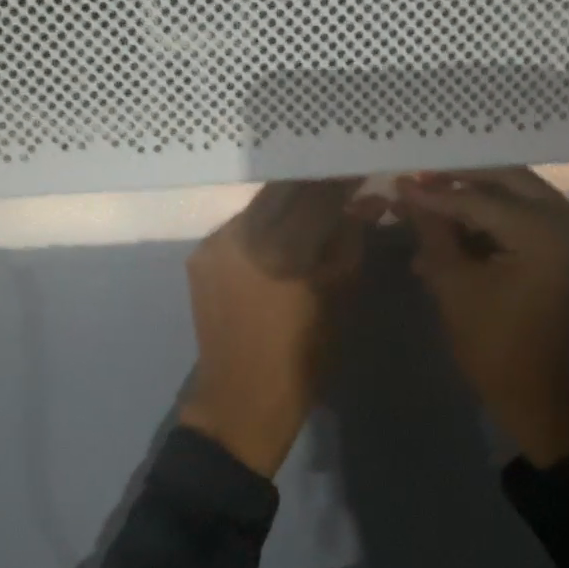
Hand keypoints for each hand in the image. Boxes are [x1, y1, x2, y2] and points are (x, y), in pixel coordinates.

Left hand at [179, 181, 370, 478]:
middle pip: (282, 189)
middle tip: (339, 181)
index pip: (317, 195)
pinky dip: (263, 224)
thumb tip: (368, 202)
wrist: (241, 398)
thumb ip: (350, 244)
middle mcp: (241, 234)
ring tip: (312, 205)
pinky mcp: (200, 257)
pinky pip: (238, 227)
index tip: (361, 169)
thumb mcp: (340, 300)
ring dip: (287, 201)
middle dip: (313, 183)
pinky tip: (279, 236)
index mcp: (281, 247)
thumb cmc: (302, 357)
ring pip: (258, 205)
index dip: (342, 179)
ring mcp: (215, 243)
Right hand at [396, 168, 568, 467]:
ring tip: (427, 207)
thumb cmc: (492, 344)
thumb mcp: (453, 283)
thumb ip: (432, 231)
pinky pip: (525, 217)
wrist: (537, 395)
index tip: (398, 182)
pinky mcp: (567, 248)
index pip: (479, 198)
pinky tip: (451, 231)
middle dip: (460, 181)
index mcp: (546, 232)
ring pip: (516, 196)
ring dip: (473, 200)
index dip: (434, 193)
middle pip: (506, 181)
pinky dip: (490, 219)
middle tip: (418, 179)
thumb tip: (406, 192)